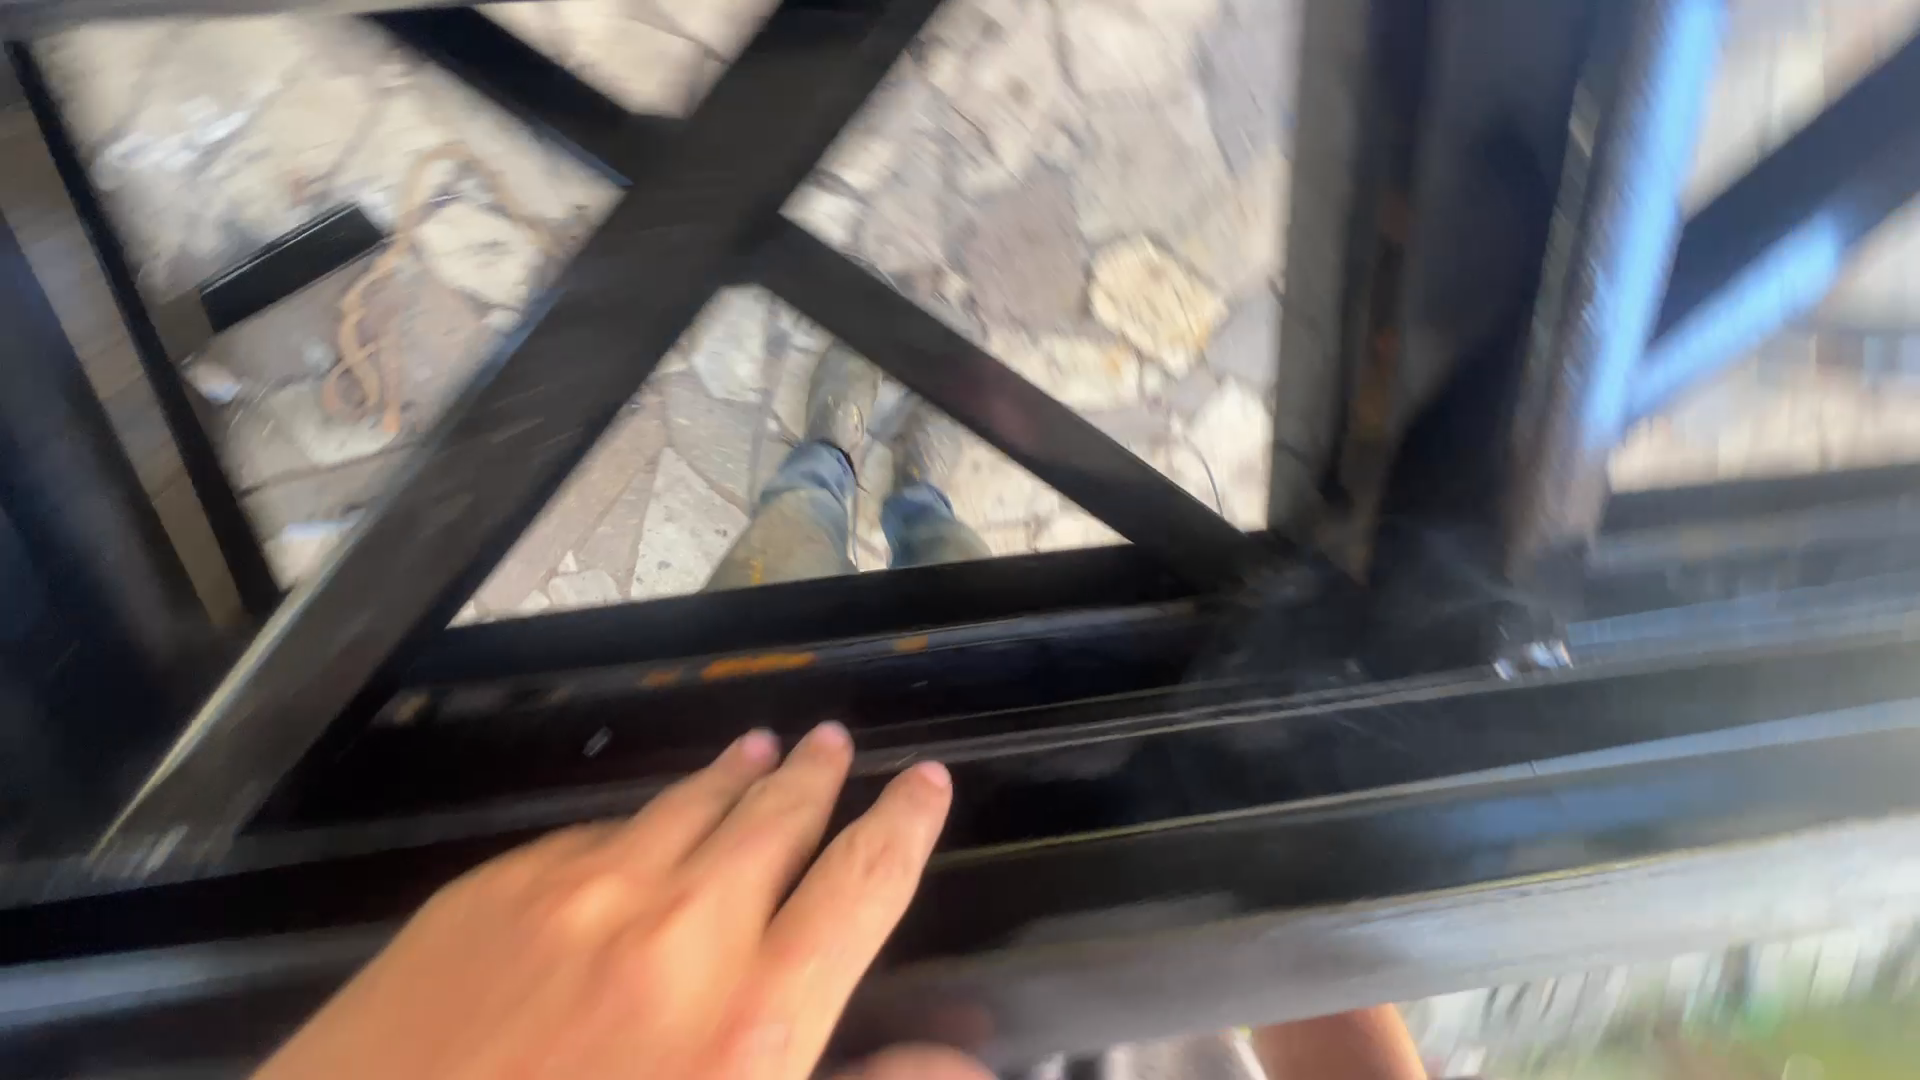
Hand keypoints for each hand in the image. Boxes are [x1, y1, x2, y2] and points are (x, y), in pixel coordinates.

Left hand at [254, 721, 985, 1079]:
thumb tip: (967, 1056)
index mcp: (753, 1018)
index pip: (864, 880)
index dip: (905, 823)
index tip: (927, 781)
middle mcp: (680, 928)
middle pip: (777, 816)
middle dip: (817, 774)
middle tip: (834, 740)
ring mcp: (578, 894)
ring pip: (690, 802)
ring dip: (736, 772)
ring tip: (763, 745)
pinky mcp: (489, 891)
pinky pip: (599, 832)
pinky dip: (644, 823)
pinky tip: (644, 826)